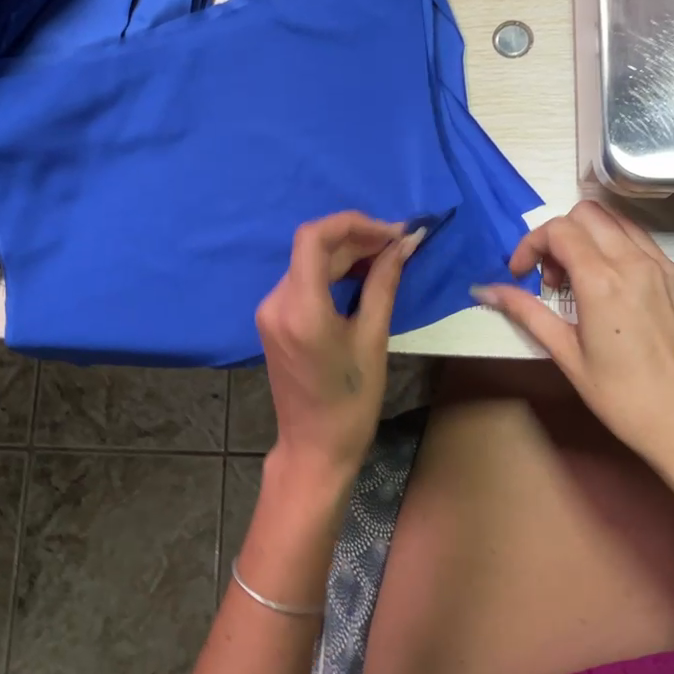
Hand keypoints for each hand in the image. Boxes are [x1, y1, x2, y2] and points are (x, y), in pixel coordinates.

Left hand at [256, 212, 424, 478]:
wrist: (314, 449)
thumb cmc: (350, 403)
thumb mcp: (373, 339)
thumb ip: (384, 284)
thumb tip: (403, 244)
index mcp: (300, 308)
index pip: (314, 237)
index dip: (353, 224)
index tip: (391, 233)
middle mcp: (276, 301)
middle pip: (314, 248)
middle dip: (358, 239)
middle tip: (399, 245)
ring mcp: (270, 310)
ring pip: (309, 261)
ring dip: (347, 253)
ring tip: (388, 257)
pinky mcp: (274, 319)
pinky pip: (304, 280)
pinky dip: (334, 272)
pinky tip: (363, 276)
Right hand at [471, 201, 673, 470]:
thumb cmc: (621, 398)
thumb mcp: (566, 355)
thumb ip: (526, 312)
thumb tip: (484, 289)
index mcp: (602, 280)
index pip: (558, 230)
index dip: (531, 244)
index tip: (522, 274)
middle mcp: (638, 263)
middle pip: (590, 213)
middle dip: (562, 235)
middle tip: (555, 277)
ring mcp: (671, 270)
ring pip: (624, 225)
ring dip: (595, 241)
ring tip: (587, 282)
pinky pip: (653, 252)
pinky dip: (628, 260)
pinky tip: (626, 302)